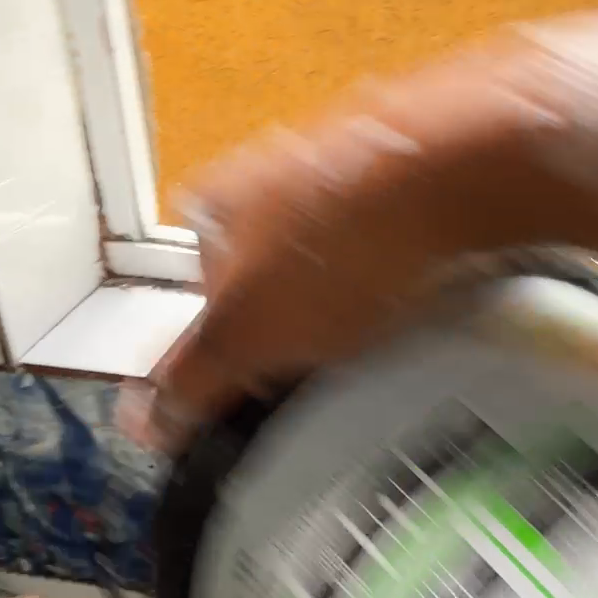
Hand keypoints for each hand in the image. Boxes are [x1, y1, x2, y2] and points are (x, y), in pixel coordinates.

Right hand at [115, 29, 597, 452]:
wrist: (457, 174)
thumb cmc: (338, 249)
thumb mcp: (247, 333)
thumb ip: (190, 377)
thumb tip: (141, 424)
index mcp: (209, 209)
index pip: (198, 307)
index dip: (234, 358)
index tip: (272, 387)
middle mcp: (264, 177)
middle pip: (267, 288)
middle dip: (296, 334)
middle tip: (330, 367)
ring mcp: (335, 173)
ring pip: (329, 272)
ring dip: (351, 311)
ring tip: (381, 334)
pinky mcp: (399, 181)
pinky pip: (386, 252)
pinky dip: (395, 281)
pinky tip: (416, 299)